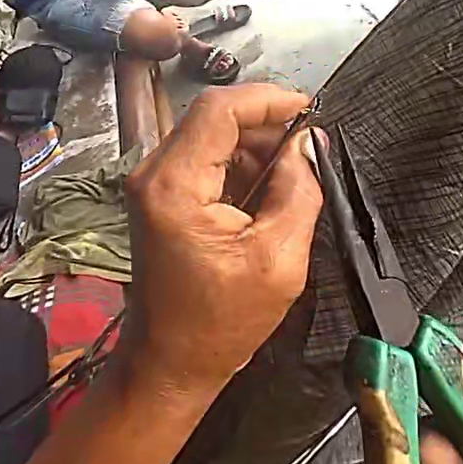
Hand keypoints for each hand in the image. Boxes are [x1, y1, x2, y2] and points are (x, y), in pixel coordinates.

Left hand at [120, 84, 322, 398]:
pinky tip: (267, 189)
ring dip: (256, 145)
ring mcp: (154, 182)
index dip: (267, 99)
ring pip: (213, 134)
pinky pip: (207, 157)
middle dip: (266, 124)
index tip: (307, 109)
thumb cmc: (220, 323)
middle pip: (215, 117)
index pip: (219, 110)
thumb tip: (309, 143)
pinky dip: (241, 163)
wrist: (170, 364)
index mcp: (174, 185)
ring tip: (292, 174)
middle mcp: (154, 173)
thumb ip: (299, 191)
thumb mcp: (278, 259)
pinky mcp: (162, 193)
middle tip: (307, 147)